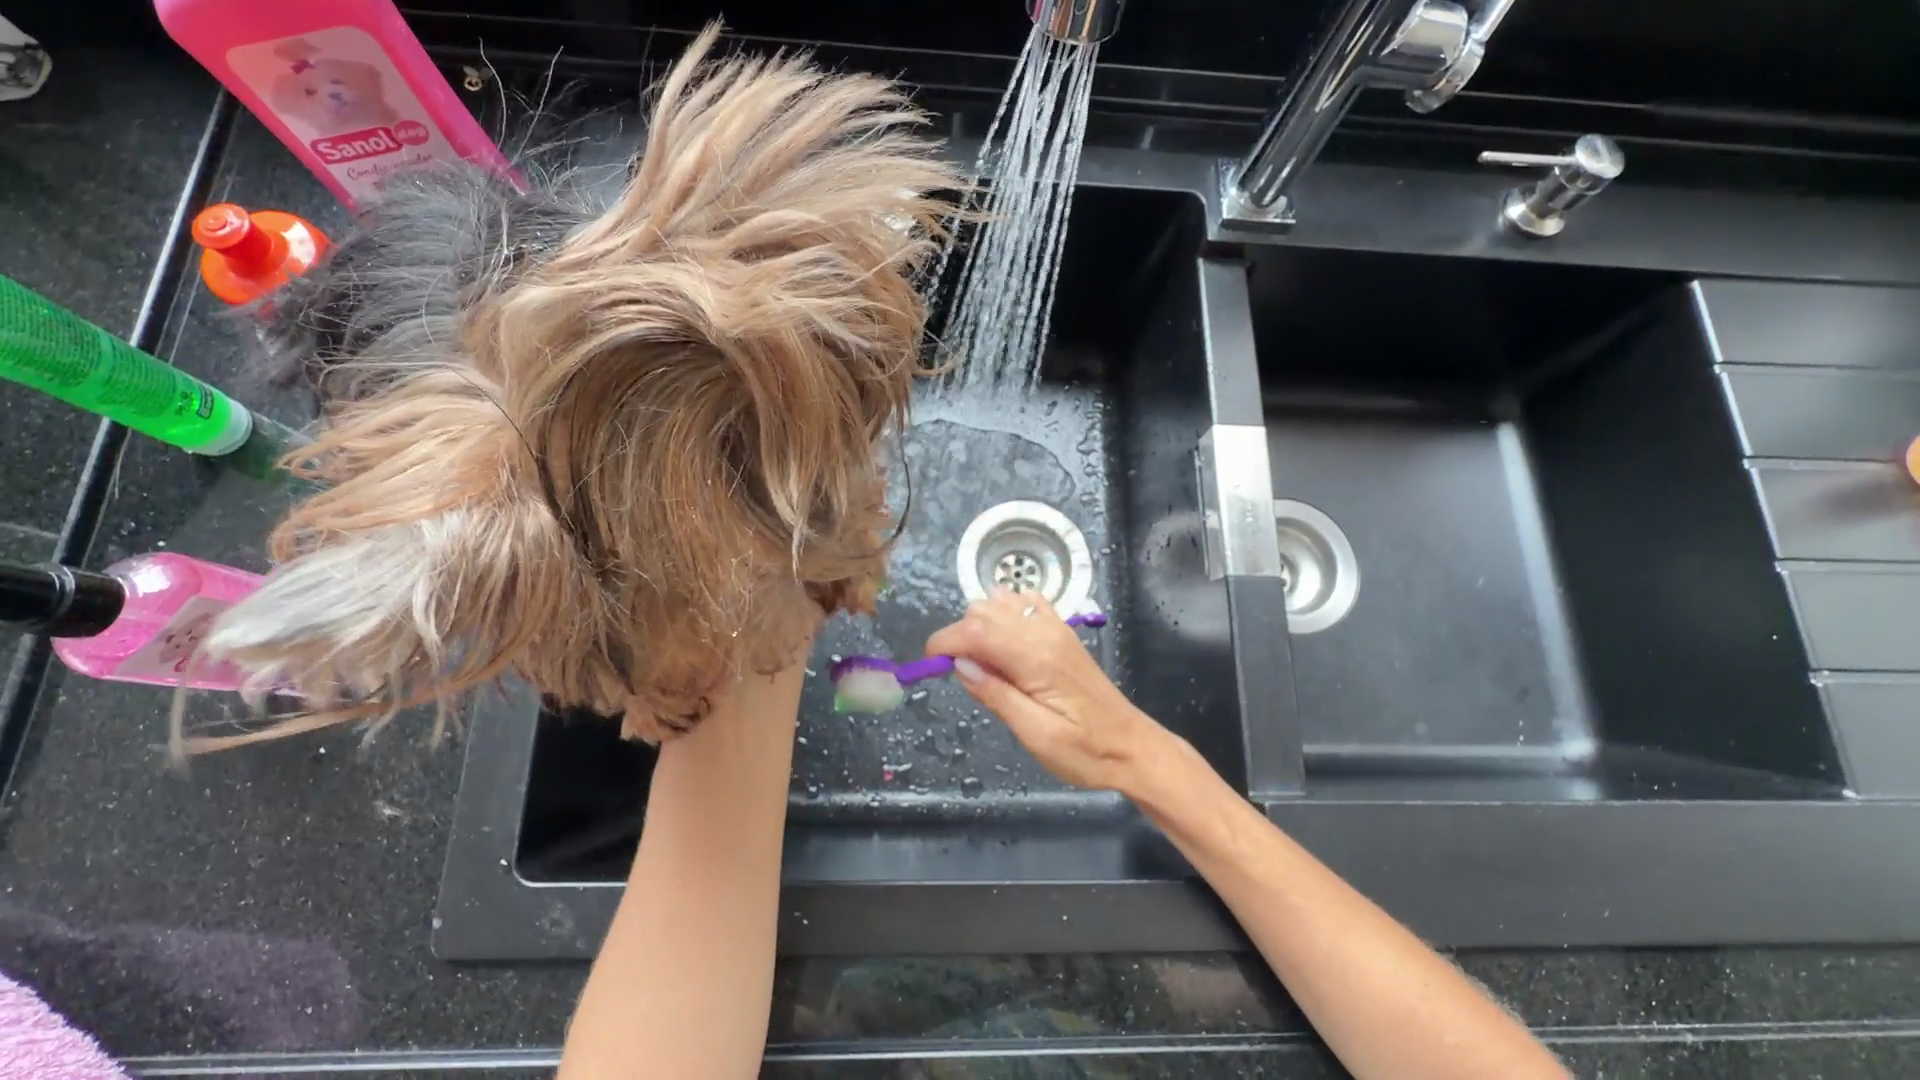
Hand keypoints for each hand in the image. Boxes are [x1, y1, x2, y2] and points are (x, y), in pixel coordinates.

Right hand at [925, 590, 1170, 792]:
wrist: (1133, 747)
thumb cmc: (1085, 752)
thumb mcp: (1036, 735)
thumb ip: (995, 696)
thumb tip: (958, 664)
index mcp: (1037, 658)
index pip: (976, 629)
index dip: (944, 642)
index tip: (929, 666)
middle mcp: (1045, 632)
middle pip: (984, 609)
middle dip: (959, 636)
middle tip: (961, 675)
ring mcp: (1055, 628)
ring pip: (1000, 601)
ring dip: (979, 625)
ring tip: (983, 666)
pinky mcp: (1061, 632)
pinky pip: (1023, 603)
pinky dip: (1003, 615)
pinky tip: (1004, 646)